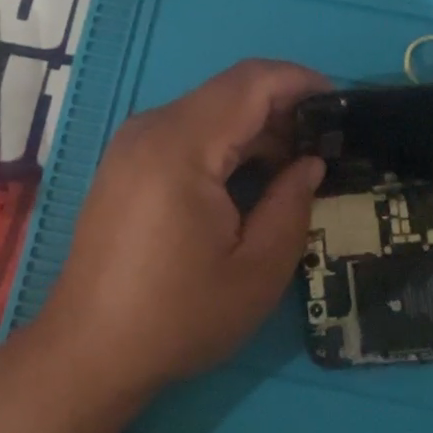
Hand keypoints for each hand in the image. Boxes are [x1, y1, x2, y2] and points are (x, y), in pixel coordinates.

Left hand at [30, 59, 328, 401]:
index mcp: (181, 148)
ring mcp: (130, 146)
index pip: (252, 82)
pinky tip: (248, 183)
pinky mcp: (124, 166)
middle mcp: (150, 131)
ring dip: (255, 130)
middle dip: (283, 110)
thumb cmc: (178, 317)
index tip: (343, 108)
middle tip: (326, 150)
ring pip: (207, 112)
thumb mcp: (257, 271)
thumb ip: (292, 205)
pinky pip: (184, 134)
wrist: (89, 351)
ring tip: (295, 170)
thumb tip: (309, 164)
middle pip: (229, 92)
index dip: (303, 82)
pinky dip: (224, 146)